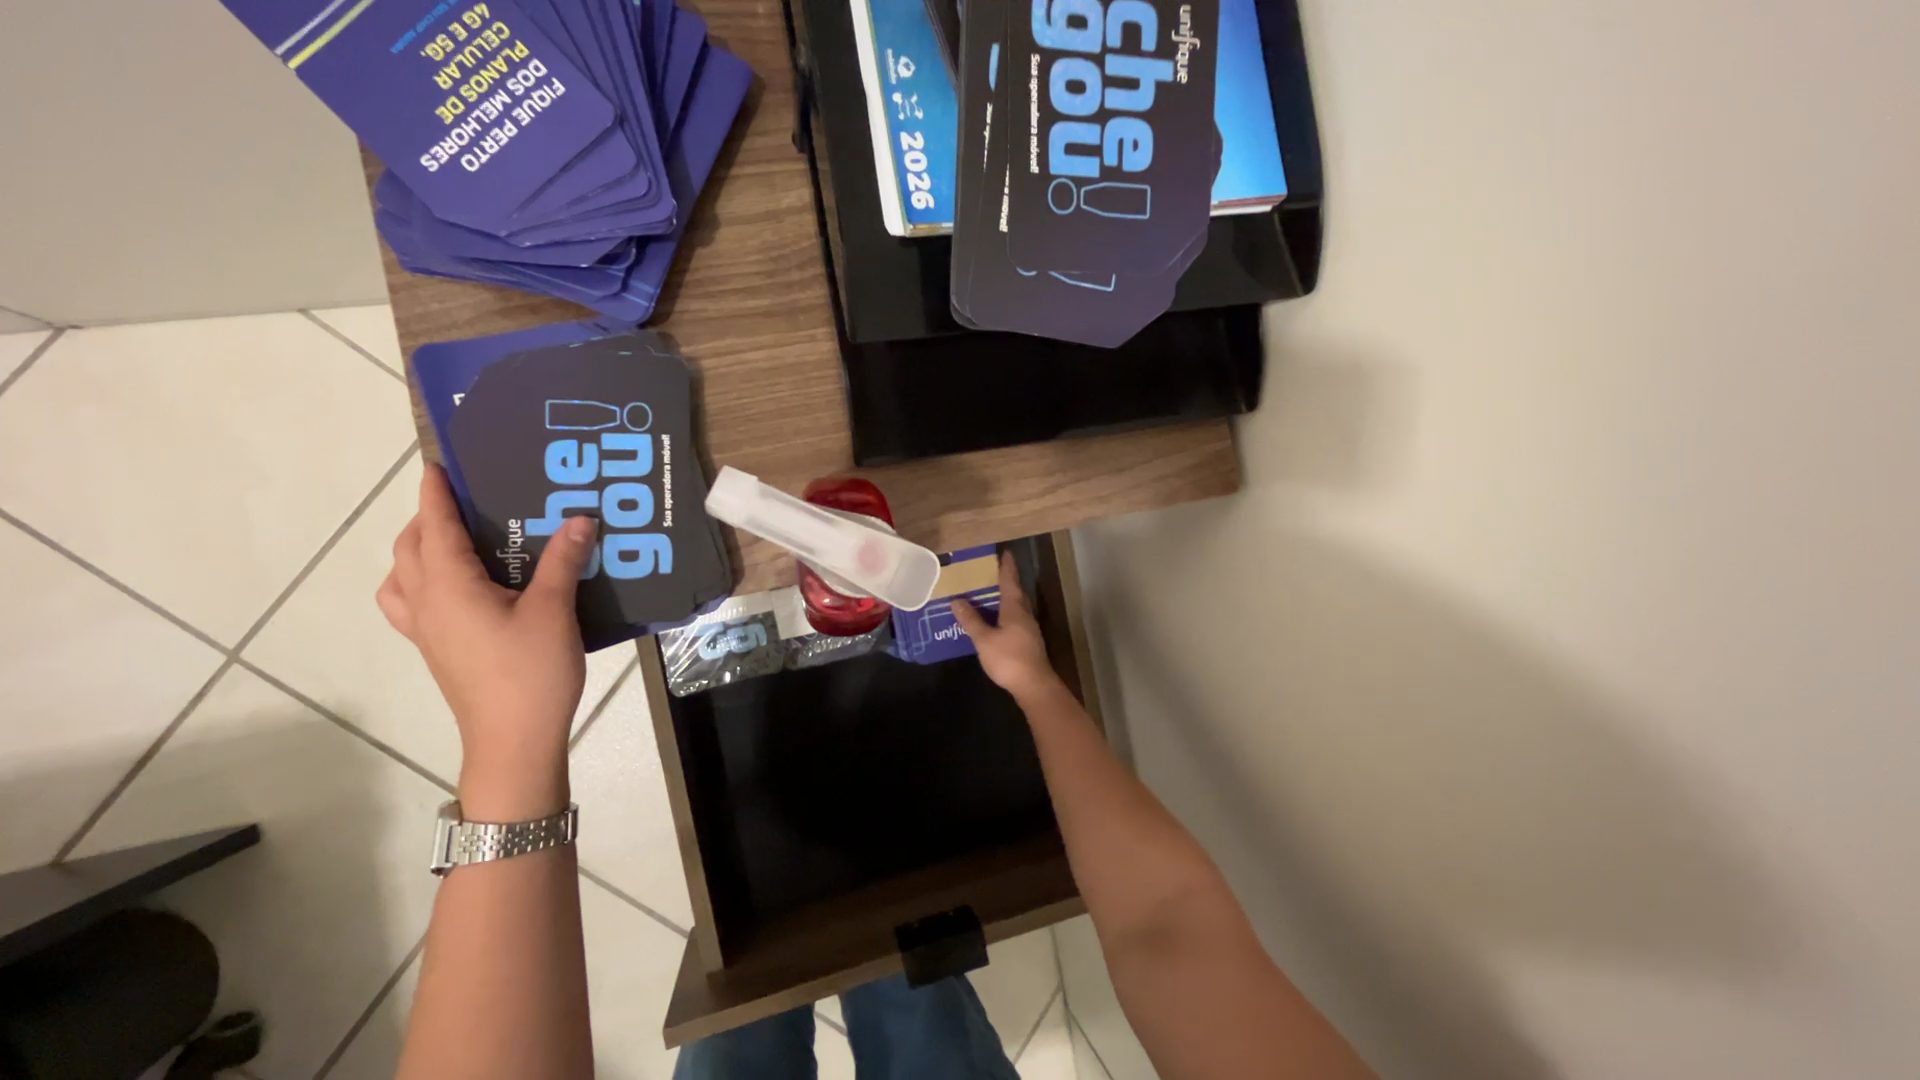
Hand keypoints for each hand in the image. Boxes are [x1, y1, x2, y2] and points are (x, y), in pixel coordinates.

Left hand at [377, 463, 596, 818]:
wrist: (513, 741)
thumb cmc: (531, 673)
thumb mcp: (554, 611)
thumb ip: (562, 562)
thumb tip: (579, 519)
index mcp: (449, 586)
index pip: (435, 526)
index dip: (435, 493)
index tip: (437, 464)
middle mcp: (426, 603)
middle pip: (409, 549)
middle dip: (427, 519)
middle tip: (465, 503)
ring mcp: (425, 631)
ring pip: (402, 578)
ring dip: (417, 552)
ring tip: (454, 544)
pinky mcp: (437, 651)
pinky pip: (411, 604)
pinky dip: (422, 584)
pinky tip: (460, 591)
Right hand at [951, 551, 1063, 701]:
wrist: (1033, 685)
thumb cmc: (1009, 658)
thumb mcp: (984, 639)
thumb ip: (971, 620)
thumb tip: (957, 600)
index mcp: (1015, 608)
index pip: (1010, 580)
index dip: (1006, 566)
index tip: (1005, 552)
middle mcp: (1024, 614)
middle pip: (1016, 591)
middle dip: (1007, 580)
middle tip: (994, 571)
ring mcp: (1029, 628)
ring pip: (1018, 606)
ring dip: (1007, 597)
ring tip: (992, 592)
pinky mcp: (1028, 641)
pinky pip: (1016, 619)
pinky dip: (1006, 613)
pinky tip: (997, 619)